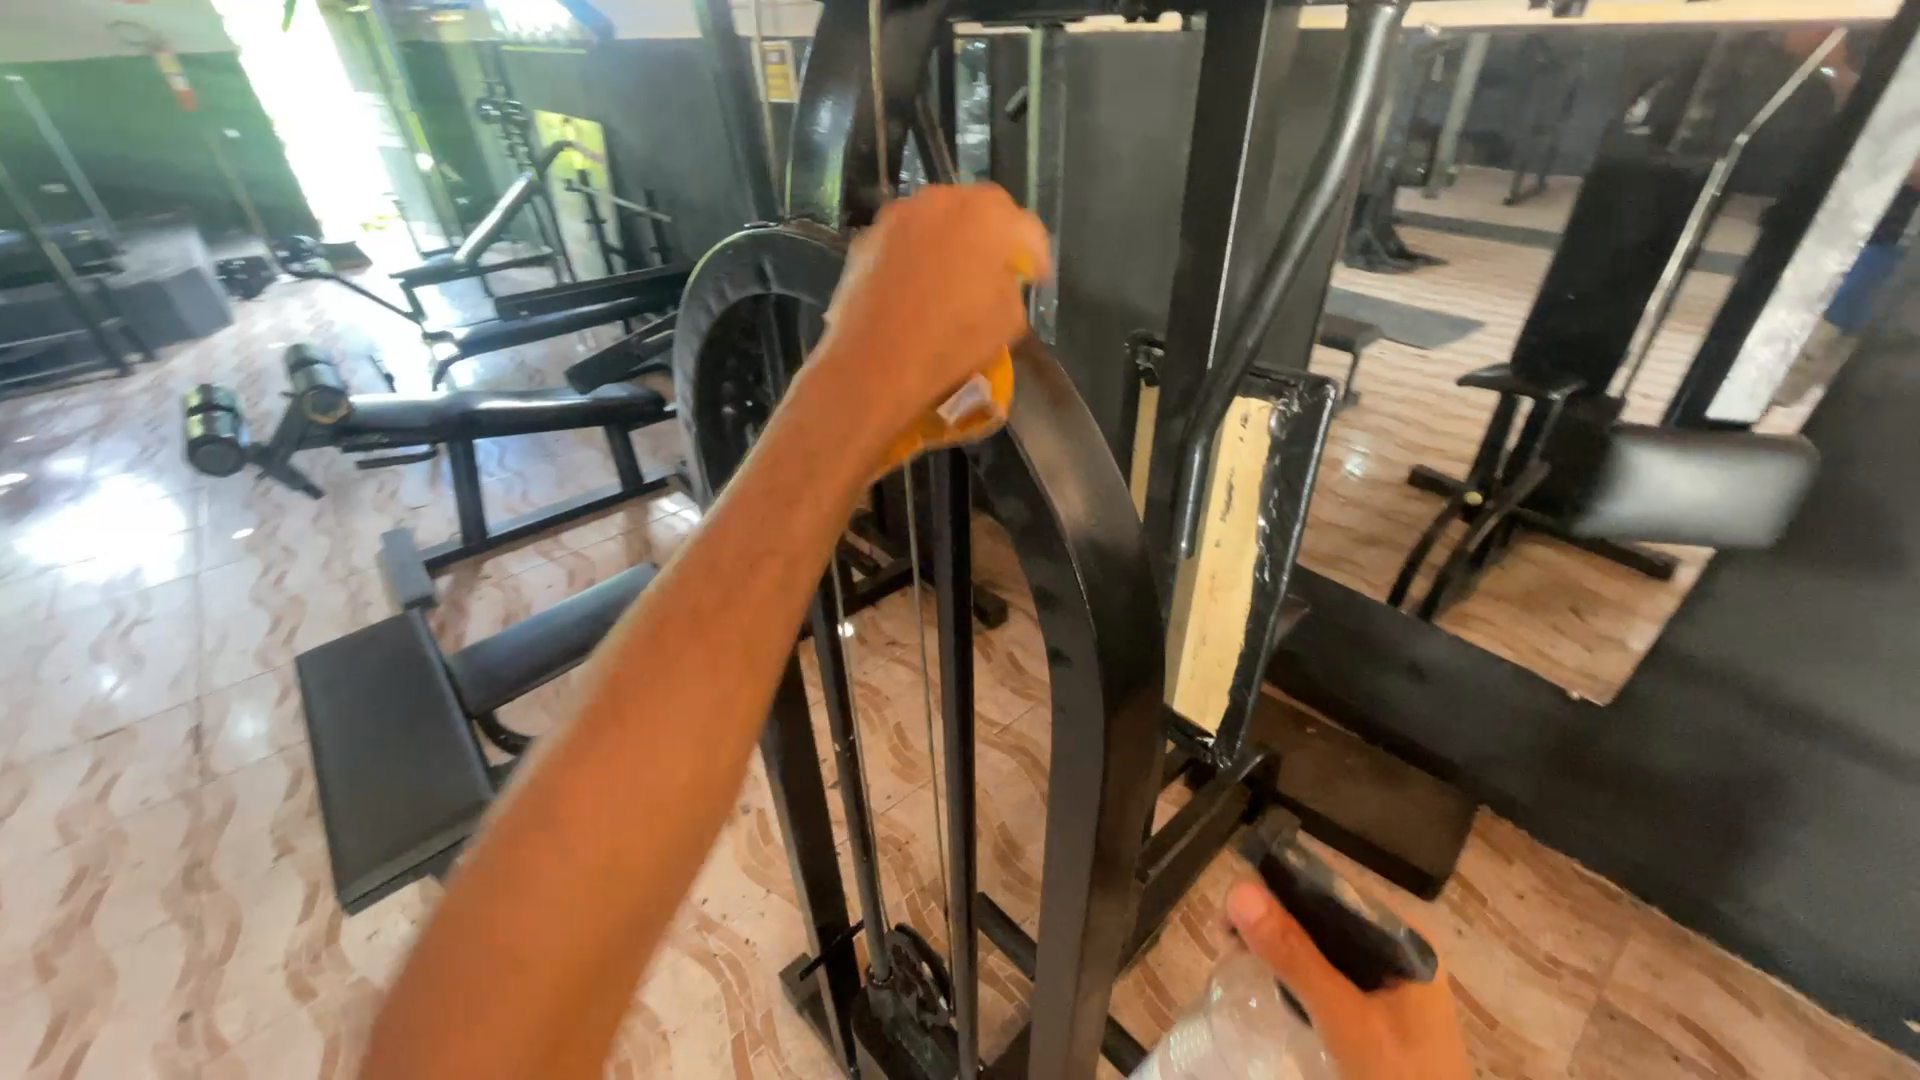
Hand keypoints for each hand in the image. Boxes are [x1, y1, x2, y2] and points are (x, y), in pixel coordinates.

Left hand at [807, 183, 1052, 446]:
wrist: (873, 364)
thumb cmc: (950, 343)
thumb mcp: (1008, 321)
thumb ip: (1012, 287)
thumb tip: (1001, 279)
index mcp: (986, 215)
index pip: (1025, 227)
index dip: (1035, 256)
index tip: (1036, 279)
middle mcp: (941, 200)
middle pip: (979, 213)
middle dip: (992, 240)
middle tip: (996, 273)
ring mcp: (899, 216)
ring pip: (938, 222)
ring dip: (952, 245)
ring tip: (955, 280)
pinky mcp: (867, 239)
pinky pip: (906, 241)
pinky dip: (918, 257)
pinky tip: (918, 290)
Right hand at [1227, 880, 1472, 1079]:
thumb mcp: (1345, 1020)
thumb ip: (1294, 956)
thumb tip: (1237, 888)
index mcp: (1404, 940)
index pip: (1332, 890)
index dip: (1278, 887)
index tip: (1231, 903)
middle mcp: (1397, 950)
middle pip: (1323, 915)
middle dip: (1273, 917)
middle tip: (1224, 934)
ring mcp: (1386, 982)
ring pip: (1320, 944)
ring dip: (1277, 944)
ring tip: (1234, 951)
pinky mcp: (1373, 1010)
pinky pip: (1325, 973)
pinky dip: (1292, 971)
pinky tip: (1265, 978)